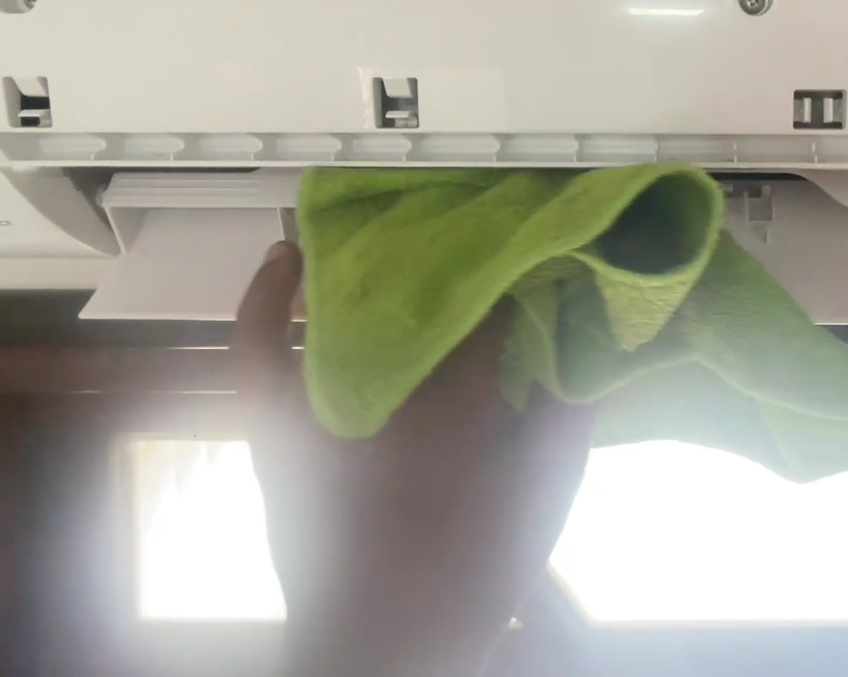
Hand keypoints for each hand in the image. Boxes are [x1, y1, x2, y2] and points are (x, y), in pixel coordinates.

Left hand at [234, 242, 596, 676]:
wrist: (387, 642)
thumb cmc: (475, 567)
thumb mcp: (547, 494)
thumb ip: (571, 413)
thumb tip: (590, 340)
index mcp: (458, 406)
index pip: (489, 308)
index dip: (511, 266)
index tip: (529, 243)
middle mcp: (387, 394)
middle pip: (416, 293)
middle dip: (446, 247)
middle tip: (467, 214)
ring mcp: (323, 408)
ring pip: (338, 304)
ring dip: (362, 254)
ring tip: (385, 213)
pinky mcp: (278, 429)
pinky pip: (256, 350)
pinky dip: (263, 299)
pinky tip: (283, 259)